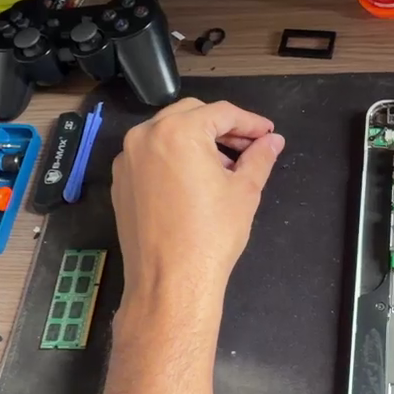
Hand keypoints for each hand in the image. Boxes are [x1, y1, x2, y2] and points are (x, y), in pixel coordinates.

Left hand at [110, 99, 284, 303]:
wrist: (170, 281)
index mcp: (178, 131)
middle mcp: (146, 136)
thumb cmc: (212, 234)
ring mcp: (127, 159)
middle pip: (191, 114)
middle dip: (223, 127)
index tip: (269, 134)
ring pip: (168, 133)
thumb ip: (260, 157)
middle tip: (250, 146)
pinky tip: (196, 181)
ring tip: (226, 166)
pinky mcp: (120, 182)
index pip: (221, 113)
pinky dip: (175, 157)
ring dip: (198, 140)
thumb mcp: (245, 191)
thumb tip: (273, 141)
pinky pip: (152, 155)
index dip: (250, 122)